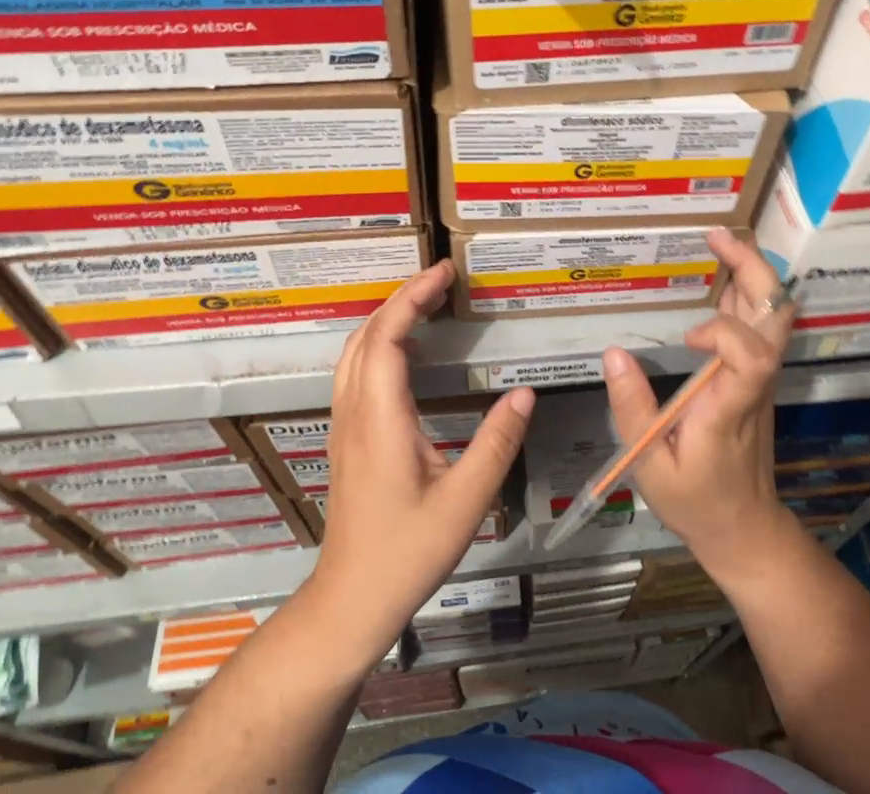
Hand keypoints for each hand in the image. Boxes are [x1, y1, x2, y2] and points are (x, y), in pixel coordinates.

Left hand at [308, 260, 533, 659]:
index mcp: (380, 419)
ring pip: (355, 356)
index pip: (387, 338)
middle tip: (441, 281)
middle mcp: (354, 414)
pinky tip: (410, 360)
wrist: (351, 598)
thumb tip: (524, 395)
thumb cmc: (408, 551)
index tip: (445, 272)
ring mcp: (344, 428)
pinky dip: (379, 349)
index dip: (413, 297)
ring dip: (386, 322)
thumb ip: (496, 443)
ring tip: (426, 307)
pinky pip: (356, 377)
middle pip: (365, 337)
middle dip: (400, 300)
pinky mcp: (346, 443)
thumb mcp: (465, 500)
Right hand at [601, 228, 796, 571]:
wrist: (745, 528)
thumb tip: (614, 354)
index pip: (755, 357)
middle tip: (716, 236)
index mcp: (731, 408)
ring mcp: (762, 380)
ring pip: (775, 317)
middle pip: (776, 317)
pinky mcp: (758, 381)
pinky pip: (763, 328)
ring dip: (752, 275)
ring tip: (716, 243)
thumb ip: (633, 410)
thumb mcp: (651, 467)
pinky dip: (746, 295)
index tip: (690, 337)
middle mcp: (755, 385)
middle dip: (753, 269)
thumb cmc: (696, 502)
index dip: (727, 333)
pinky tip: (719, 282)